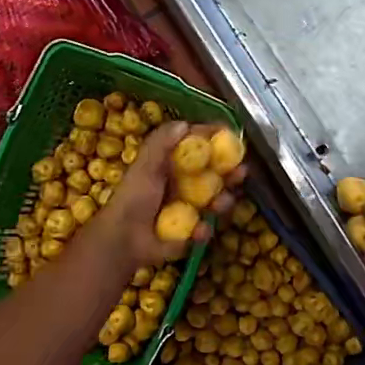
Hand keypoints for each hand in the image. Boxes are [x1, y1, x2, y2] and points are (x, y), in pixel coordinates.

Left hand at [88, 120, 244, 267]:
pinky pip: (204, 229)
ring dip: (223, 201)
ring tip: (222, 203)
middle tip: (241, 171)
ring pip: (215, 201)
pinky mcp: (189, 233)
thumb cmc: (133, 198)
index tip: (231, 135)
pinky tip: (197, 231)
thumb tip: (185, 124)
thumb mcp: (145, 165)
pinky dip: (203, 230)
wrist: (122, 240)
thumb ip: (161, 143)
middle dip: (230, 172)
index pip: (196, 146)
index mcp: (170, 164)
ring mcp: (188, 209)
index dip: (214, 140)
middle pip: (214, 174)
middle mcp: (182, 183)